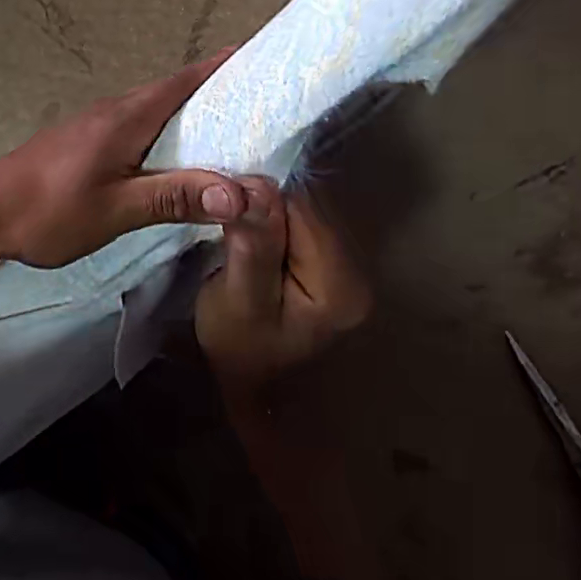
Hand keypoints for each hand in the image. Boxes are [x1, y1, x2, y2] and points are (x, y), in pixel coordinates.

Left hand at [0, 49, 252, 267]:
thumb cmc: (47, 210)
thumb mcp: (116, 210)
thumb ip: (174, 197)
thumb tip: (239, 192)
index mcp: (128, 117)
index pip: (187, 79)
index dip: (226, 66)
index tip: (265, 60)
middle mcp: (117, 109)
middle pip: (177, 89)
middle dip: (220, 88)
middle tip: (264, 100)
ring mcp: (100, 123)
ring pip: (159, 107)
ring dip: (195, 110)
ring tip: (235, 127)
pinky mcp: (89, 140)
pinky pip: (142, 124)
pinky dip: (171, 128)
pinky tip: (181, 154)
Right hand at [196, 178, 371, 394]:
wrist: (262, 394)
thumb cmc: (243, 354)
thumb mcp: (236, 302)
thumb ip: (251, 244)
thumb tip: (255, 185)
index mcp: (339, 282)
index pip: (301, 206)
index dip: (258, 196)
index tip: (221, 208)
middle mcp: (359, 266)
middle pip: (309, 202)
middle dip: (266, 200)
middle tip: (226, 220)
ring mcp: (352, 263)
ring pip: (307, 206)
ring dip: (270, 208)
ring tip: (238, 228)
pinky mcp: (336, 260)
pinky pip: (306, 219)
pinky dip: (278, 218)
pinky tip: (258, 235)